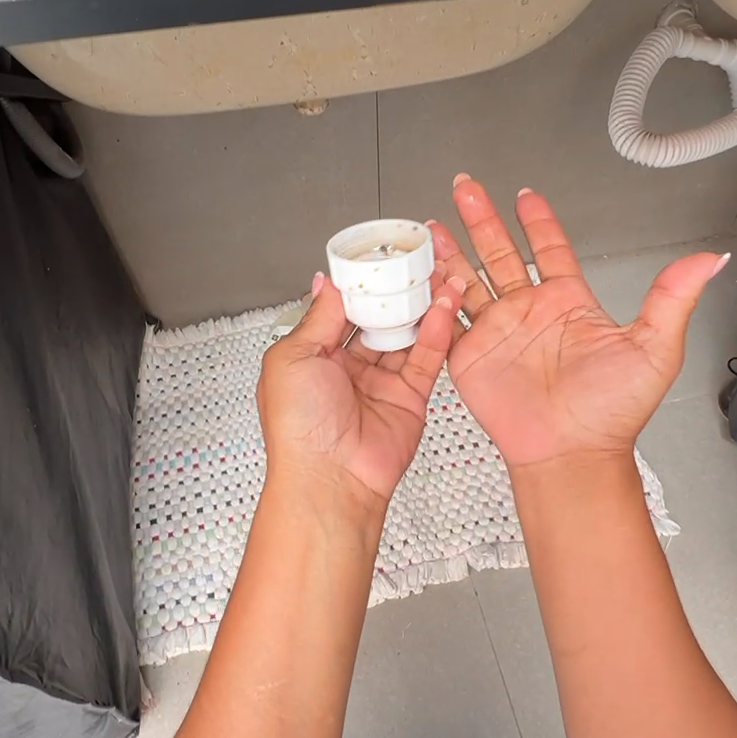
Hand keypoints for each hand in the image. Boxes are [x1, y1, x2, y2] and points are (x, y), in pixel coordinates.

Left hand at [258, 271, 460, 504]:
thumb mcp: (292, 357)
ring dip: (422, 305)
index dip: (362, 285)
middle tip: (417, 262)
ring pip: (406, 334)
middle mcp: (348, 368)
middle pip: (379, 319)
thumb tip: (327, 283)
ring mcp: (381, 382)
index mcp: (314, 356)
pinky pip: (425, 358)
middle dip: (398, 291)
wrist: (328, 479)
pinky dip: (436, 331)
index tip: (379, 258)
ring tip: (440, 275)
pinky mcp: (410, 397)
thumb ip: (318, 318)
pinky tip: (444, 305)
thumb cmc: (298, 427)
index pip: (342, 310)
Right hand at [430, 175, 728, 469]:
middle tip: (467, 188)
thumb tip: (710, 260)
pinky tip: (425, 270)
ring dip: (452, 250)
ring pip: (469, 278)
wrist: (571, 453)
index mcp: (567, 303)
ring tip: (434, 223)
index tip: (527, 197)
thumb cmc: (611, 412)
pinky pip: (450, 318)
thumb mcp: (655, 349)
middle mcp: (529, 311)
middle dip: (482, 218)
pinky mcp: (471, 355)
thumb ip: (672, 298)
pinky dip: (437, 294)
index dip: (538, 222)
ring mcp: (498, 331)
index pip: (550, 249)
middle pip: (499, 252)